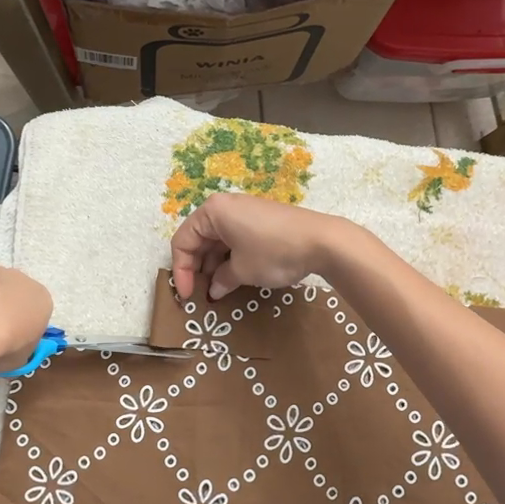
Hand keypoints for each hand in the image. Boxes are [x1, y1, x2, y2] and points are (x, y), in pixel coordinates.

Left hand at [0, 263, 53, 373]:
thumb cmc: (4, 346)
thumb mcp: (20, 360)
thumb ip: (18, 348)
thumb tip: (8, 349)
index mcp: (40, 299)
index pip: (35, 311)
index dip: (22, 327)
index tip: (11, 343)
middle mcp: (18, 278)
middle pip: (12, 293)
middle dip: (1, 309)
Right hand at [170, 193, 350, 301]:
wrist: (323, 241)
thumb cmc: (273, 252)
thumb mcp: (242, 270)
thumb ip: (221, 279)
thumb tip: (214, 290)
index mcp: (212, 211)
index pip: (183, 241)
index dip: (181, 271)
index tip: (188, 297)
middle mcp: (224, 206)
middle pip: (198, 239)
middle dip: (197, 268)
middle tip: (201, 294)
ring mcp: (244, 212)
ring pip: (217, 240)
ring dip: (214, 265)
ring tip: (219, 290)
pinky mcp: (260, 220)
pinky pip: (234, 238)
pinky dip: (230, 257)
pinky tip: (235, 277)